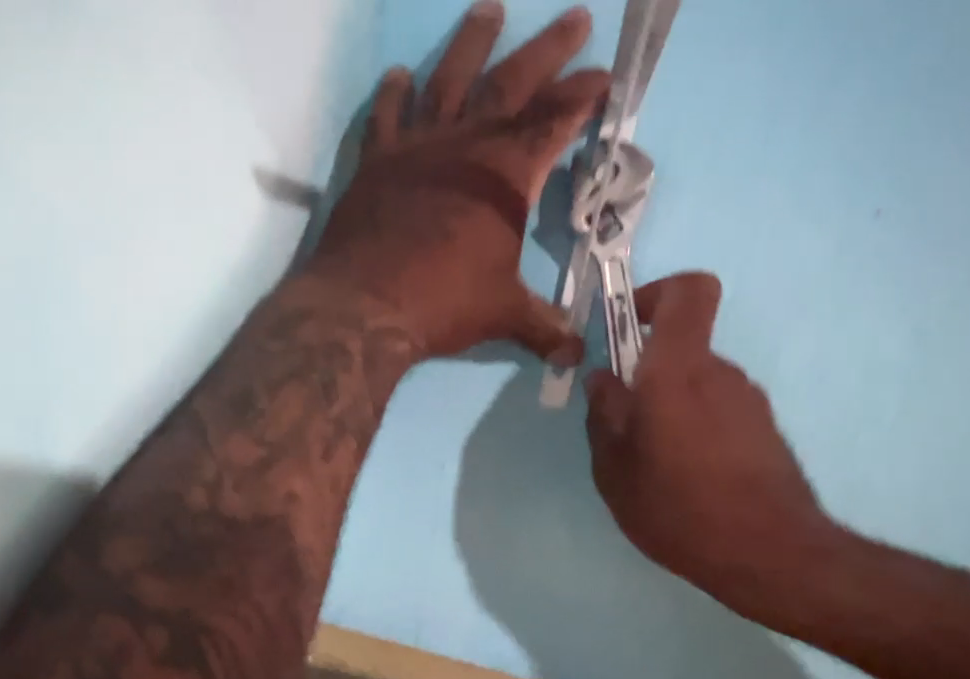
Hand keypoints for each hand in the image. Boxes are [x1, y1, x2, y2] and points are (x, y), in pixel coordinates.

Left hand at [304, 3, 608, 361]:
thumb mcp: (503, 314)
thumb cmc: (443, 303)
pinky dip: (394, 95)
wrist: (364, 305)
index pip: (556, 121)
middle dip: (549, 49)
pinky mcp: (375, 163)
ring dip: (471, 43)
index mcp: (507, 174)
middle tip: (576, 17)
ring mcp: (416, 148)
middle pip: (513, 82)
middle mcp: (465, 145)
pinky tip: (398, 76)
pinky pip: (386, 117)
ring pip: (449, 79)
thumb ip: (541, 326)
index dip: (584, 96)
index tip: (605, 76)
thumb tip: (576, 353)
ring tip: (488, 10)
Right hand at [585, 273, 843, 612]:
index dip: (656, 295)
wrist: (768, 554)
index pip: (688, 292)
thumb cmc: (679, 509)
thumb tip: (603, 379)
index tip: (626, 327)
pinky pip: (718, 414)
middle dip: (647, 377)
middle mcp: (720, 373)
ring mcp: (749, 402)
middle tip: (622, 428)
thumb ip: (604, 417)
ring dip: (671, 410)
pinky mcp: (765, 432)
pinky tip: (686, 482)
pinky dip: (696, 432)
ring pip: (697, 386)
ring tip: (654, 467)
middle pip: (681, 351)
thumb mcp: (615, 470)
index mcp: (678, 370)